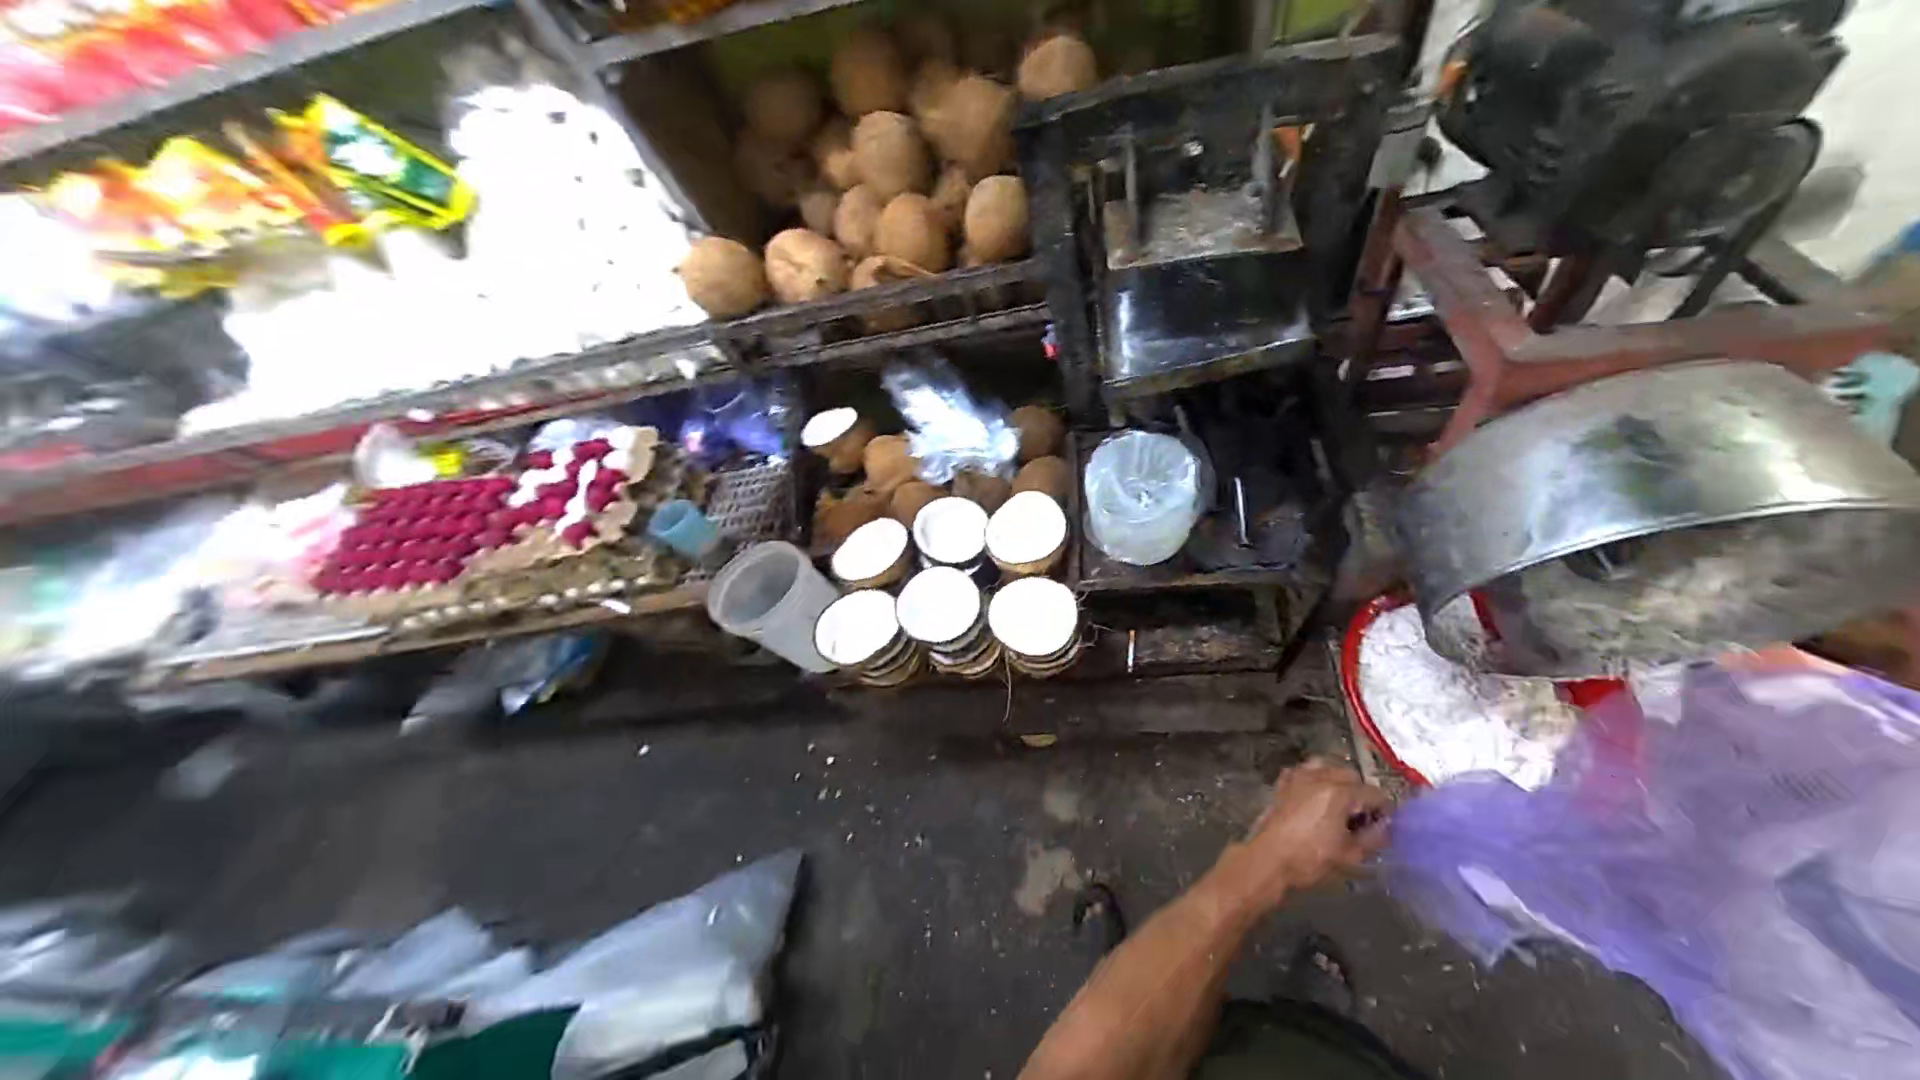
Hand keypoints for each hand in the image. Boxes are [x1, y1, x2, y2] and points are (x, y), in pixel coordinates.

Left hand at [1213, 759, 1390, 916]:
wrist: (1269, 858)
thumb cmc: (1310, 858)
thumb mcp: (1351, 854)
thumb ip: (1374, 837)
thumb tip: (1386, 827)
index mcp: (1338, 792)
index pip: (1374, 793)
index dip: (1384, 810)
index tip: (1383, 826)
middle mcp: (1318, 777)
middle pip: (1351, 775)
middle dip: (1362, 794)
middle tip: (1362, 819)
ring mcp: (1297, 777)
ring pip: (1326, 766)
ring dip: (1338, 781)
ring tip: (1341, 805)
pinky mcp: (1282, 783)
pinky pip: (1303, 771)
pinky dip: (1314, 778)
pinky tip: (1316, 797)